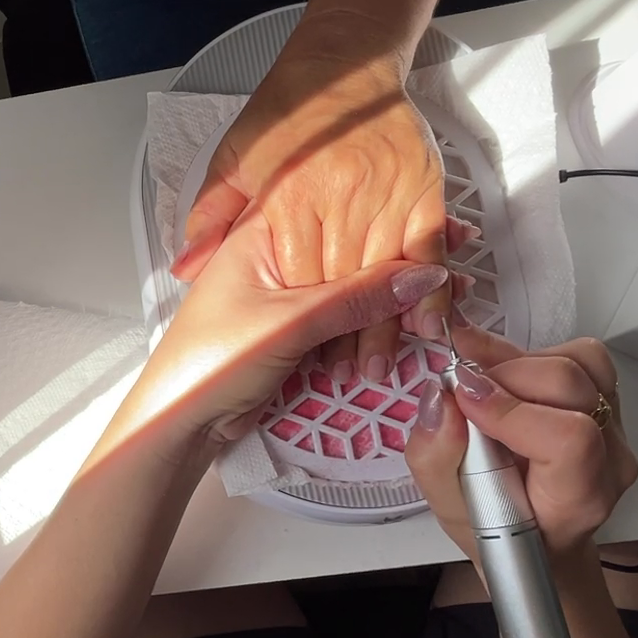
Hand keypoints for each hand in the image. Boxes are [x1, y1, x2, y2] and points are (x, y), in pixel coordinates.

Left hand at [123, 209, 476, 445]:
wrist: (178, 420)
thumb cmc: (208, 363)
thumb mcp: (287, 324)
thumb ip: (354, 297)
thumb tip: (420, 275)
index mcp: (260, 234)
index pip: (340, 217)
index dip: (392, 226)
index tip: (443, 237)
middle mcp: (276, 255)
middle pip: (352, 250)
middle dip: (405, 260)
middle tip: (459, 266)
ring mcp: (286, 293)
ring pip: (353, 284)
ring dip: (397, 292)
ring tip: (452, 294)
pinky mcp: (293, 327)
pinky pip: (344, 315)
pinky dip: (376, 318)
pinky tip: (413, 319)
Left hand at [173, 14, 450, 387]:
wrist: (341, 59)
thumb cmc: (283, 113)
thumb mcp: (232, 161)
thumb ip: (212, 218)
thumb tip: (186, 267)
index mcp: (289, 198)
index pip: (299, 279)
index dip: (306, 324)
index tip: (309, 362)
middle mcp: (339, 198)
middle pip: (342, 285)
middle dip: (348, 338)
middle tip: (350, 380)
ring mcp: (384, 192)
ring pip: (385, 275)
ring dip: (387, 326)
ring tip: (383, 368)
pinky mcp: (419, 185)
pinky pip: (427, 247)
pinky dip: (431, 286)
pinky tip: (430, 322)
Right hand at [405, 327, 637, 559]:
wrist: (535, 536)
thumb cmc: (494, 530)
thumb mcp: (447, 508)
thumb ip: (434, 457)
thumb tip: (439, 398)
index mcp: (576, 498)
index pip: (567, 438)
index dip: (508, 409)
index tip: (460, 398)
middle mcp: (610, 459)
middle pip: (571, 385)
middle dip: (503, 375)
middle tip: (462, 390)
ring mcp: (616, 428)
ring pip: (581, 361)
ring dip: (519, 362)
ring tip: (483, 384)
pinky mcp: (608, 404)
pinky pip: (582, 358)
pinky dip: (533, 355)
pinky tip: (501, 376)